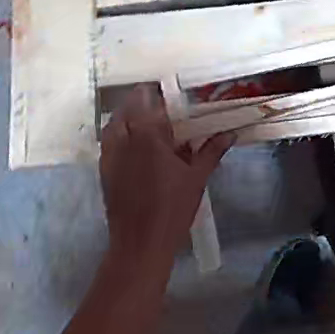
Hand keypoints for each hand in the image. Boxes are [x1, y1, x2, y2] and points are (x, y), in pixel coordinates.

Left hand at [98, 85, 232, 265]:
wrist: (140, 243)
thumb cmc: (172, 208)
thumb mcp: (197, 178)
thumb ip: (211, 151)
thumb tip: (230, 133)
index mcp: (148, 135)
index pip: (150, 101)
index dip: (160, 92)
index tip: (172, 91)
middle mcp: (125, 138)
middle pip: (128, 107)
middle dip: (142, 100)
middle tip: (161, 104)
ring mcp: (110, 154)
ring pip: (114, 122)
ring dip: (128, 115)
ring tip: (146, 119)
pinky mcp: (104, 169)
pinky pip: (108, 140)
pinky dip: (119, 133)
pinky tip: (134, 143)